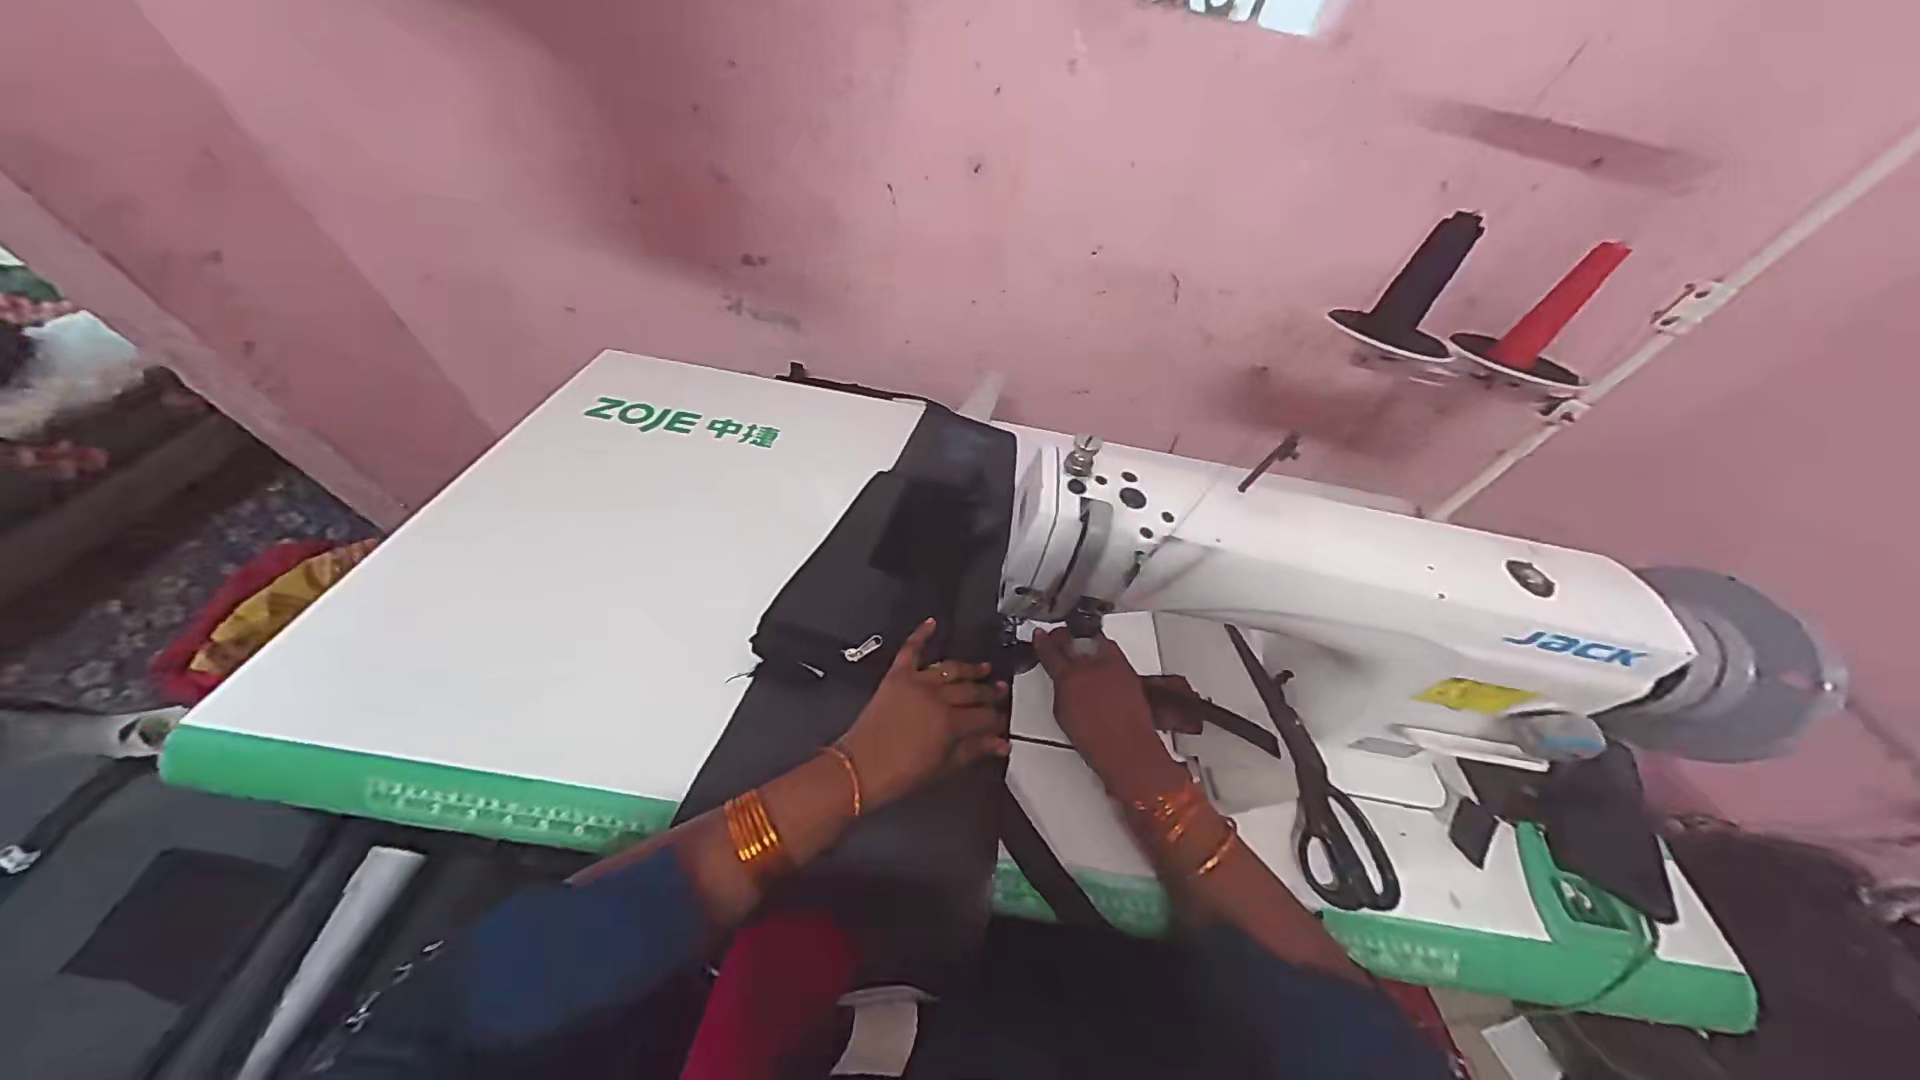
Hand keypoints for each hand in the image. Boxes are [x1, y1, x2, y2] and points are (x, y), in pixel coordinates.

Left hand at [838, 619, 1009, 806]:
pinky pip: (910, 650)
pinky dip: (920, 634)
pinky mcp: (897, 676)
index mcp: (950, 722)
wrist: (860, 769)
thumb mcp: (944, 767)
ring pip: (951, 668)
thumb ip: (975, 750)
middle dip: (990, 693)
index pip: (984, 715)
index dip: (997, 718)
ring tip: (983, 668)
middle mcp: (935, 698)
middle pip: (972, 690)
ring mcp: (916, 683)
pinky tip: (931, 624)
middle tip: (1000, 692)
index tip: (1002, 719)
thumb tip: (999, 745)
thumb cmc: (898, 773)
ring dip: (970, 668)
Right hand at [1031, 628, 1172, 789]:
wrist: (1127, 749)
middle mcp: (1090, 666)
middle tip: (1057, 635)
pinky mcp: (1128, 669)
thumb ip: (1060, 690)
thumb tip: (1061, 681)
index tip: (1040, 635)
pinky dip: (1103, 649)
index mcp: (1068, 678)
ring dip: (1083, 640)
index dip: (1042, 641)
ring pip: (1094, 639)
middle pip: (1071, 639)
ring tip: (1079, 644)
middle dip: (1062, 636)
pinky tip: (1099, 657)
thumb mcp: (1062, 714)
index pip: (1050, 652)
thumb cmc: (1095, 740)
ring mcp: (1111, 666)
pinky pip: (1112, 650)